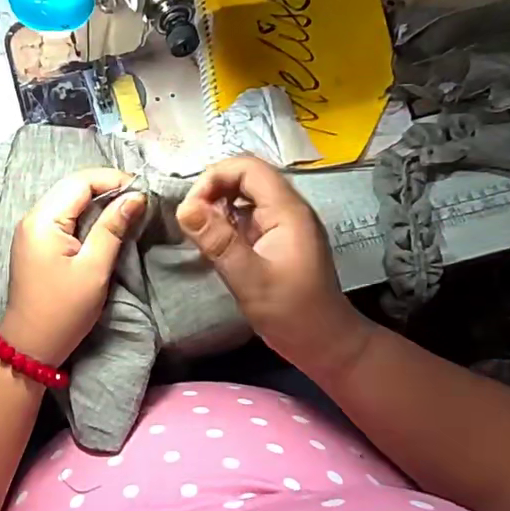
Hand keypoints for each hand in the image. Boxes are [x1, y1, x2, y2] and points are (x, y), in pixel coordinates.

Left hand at [1, 168, 145, 366]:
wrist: (31, 345)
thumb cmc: (64, 311)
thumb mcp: (94, 269)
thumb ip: (113, 229)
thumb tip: (136, 197)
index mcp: (43, 220)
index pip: (80, 181)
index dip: (114, 180)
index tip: (143, 191)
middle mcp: (33, 217)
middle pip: (74, 186)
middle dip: (108, 188)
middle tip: (140, 200)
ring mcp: (32, 229)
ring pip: (70, 199)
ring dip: (100, 201)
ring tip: (129, 210)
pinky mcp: (37, 241)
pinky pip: (65, 215)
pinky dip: (88, 215)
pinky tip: (107, 224)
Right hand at [176, 157, 370, 372]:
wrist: (325, 343)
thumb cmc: (292, 312)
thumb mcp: (249, 278)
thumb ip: (218, 241)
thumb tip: (184, 208)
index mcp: (287, 210)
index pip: (248, 167)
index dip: (214, 177)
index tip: (191, 207)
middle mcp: (287, 209)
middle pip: (246, 176)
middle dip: (212, 189)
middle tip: (191, 219)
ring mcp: (283, 224)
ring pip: (245, 196)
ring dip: (218, 206)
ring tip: (199, 231)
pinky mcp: (276, 240)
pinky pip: (247, 217)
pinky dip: (226, 222)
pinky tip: (215, 243)